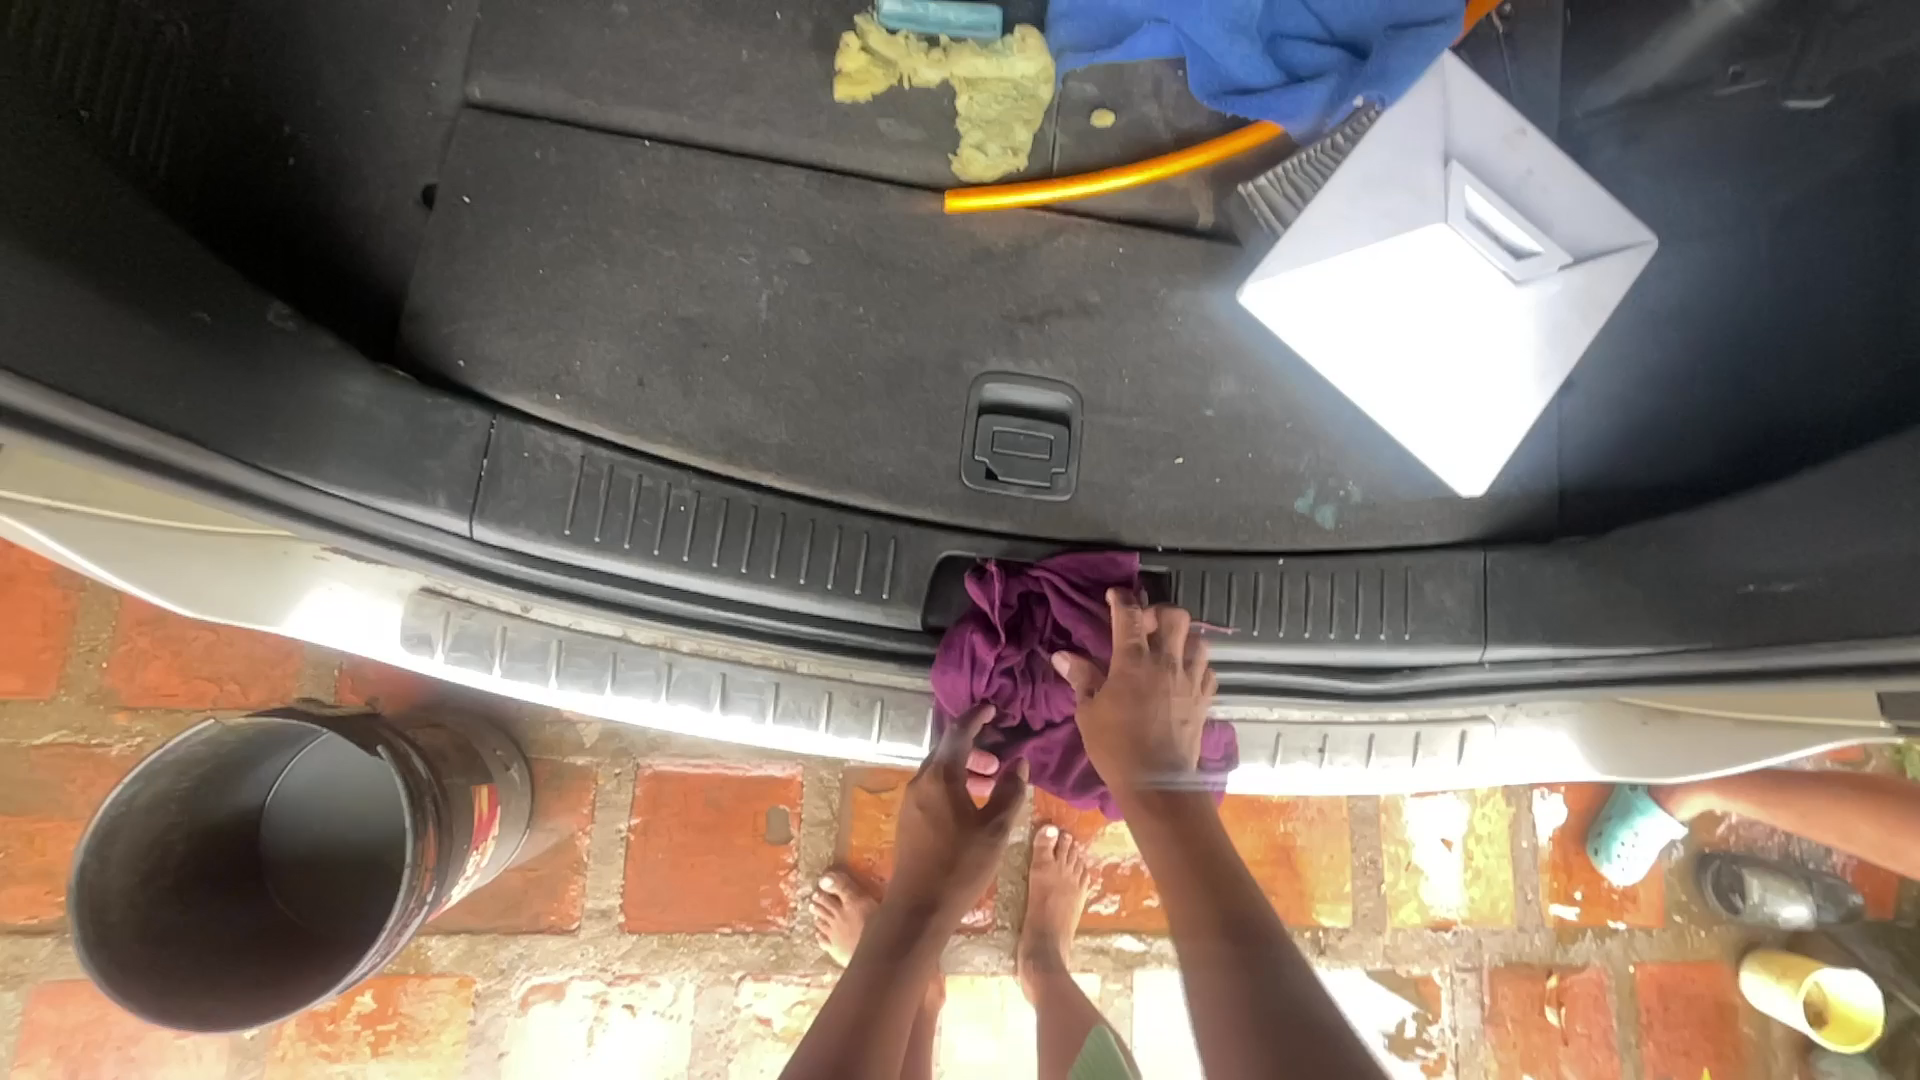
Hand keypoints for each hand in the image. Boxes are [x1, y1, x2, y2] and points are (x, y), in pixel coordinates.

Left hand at [888, 704, 1028, 921]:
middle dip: (974, 748)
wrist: (918, 907)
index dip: (976, 716)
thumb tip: (1019, 764)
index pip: (958, 732)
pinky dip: (953, 784)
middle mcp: (920, 781)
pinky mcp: (909, 818)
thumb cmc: (960, 866)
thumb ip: (1009, 792)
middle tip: (998, 761)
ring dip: (964, 768)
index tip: (992, 707)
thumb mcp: (995, 829)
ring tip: (989, 784)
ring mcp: (911, 800)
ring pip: (939, 770)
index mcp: (940, 776)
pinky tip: (970, 807)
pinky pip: (933, 787)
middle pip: (947, 750)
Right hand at [1052, 588, 1218, 798]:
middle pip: (1175, 616)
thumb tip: (1062, 655)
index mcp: (1132, 662)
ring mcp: (1190, 680)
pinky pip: (1207, 668)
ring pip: (1198, 638)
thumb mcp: (1088, 712)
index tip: (1115, 595)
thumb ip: (1081, 678)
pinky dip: (1196, 664)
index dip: (1122, 598)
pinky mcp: (1204, 698)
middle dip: (1159, 612)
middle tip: (1145, 626)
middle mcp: (1166, 663)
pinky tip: (1183, 674)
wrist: (1157, 784)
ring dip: (1182, 637)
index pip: (1130, 615)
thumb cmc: (1115, 747)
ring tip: (1167, 648)